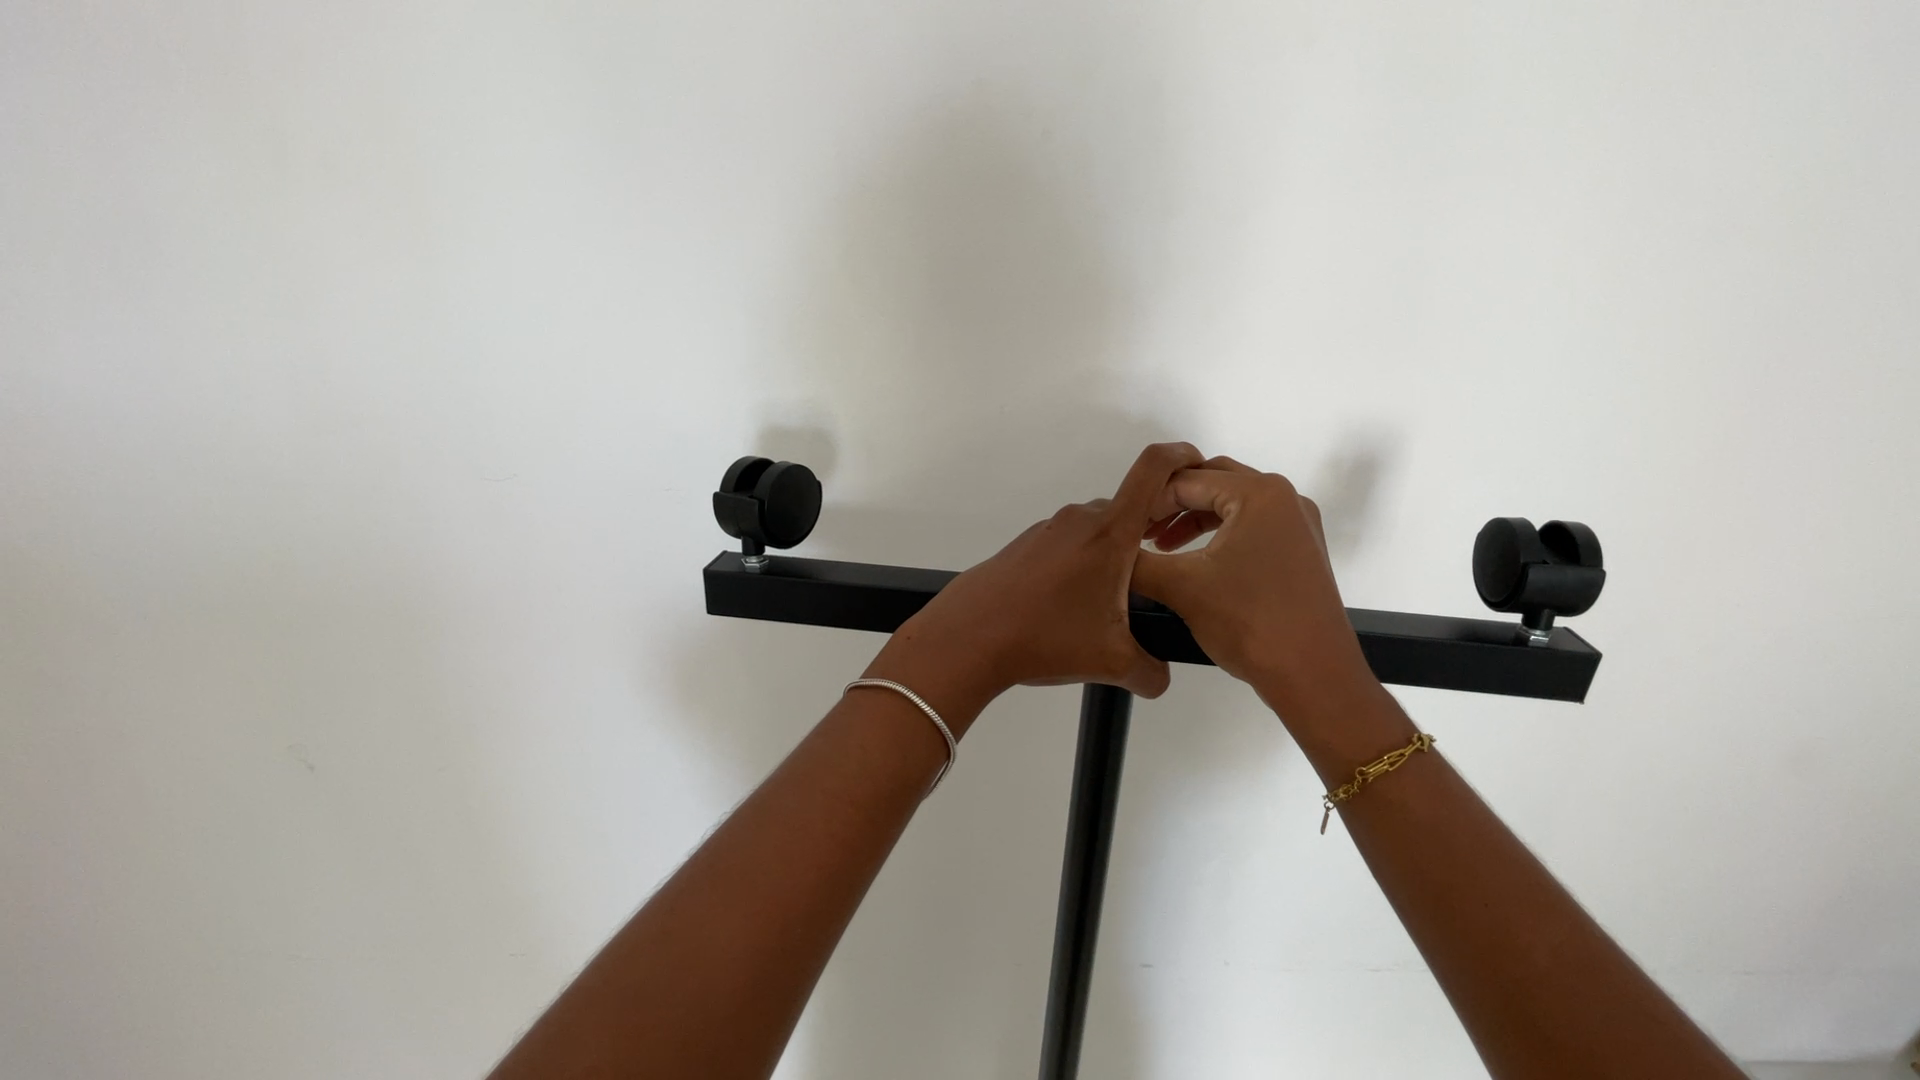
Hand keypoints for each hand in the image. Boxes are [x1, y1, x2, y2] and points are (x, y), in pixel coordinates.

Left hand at [865, 442, 1204, 727]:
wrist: (967, 638)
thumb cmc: (1040, 638)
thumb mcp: (1111, 662)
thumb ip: (1150, 671)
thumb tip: (1157, 678)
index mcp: (1109, 534)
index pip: (1154, 470)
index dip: (1182, 456)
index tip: (1198, 462)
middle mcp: (1078, 521)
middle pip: (1128, 511)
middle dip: (1149, 536)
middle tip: (1157, 575)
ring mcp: (1047, 531)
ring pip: (1095, 532)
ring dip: (1110, 558)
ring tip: (1107, 605)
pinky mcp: (1024, 546)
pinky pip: (1065, 545)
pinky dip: (1078, 566)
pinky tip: (1068, 607)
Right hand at [1132, 457, 1381, 721]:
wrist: (1312, 675)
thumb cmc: (1248, 623)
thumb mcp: (1180, 587)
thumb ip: (1135, 562)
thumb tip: (1106, 552)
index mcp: (1259, 493)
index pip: (1186, 480)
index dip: (1148, 502)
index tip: (1120, 529)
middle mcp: (1284, 497)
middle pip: (1213, 482)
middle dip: (1171, 503)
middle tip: (1138, 531)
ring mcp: (1298, 524)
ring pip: (1232, 504)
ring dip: (1193, 519)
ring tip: (1159, 546)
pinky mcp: (1301, 550)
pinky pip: (1251, 526)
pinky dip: (1218, 535)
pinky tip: (1194, 561)